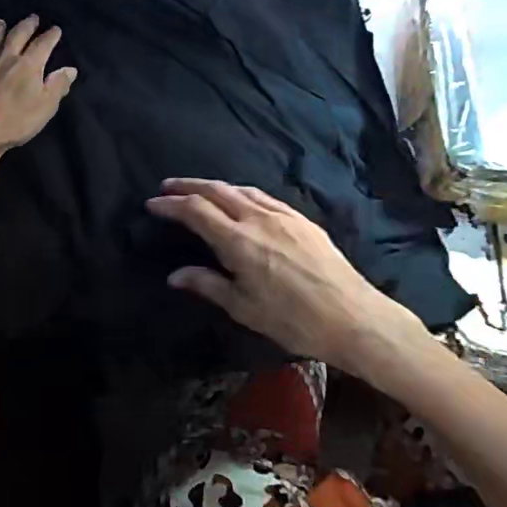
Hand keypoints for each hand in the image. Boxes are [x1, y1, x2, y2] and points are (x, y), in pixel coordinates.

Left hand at [0, 16, 76, 156]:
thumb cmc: (17, 121)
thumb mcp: (46, 106)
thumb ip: (58, 85)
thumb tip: (70, 69)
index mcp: (28, 65)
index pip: (43, 44)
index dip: (50, 35)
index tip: (55, 29)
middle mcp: (6, 59)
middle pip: (17, 36)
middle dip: (26, 25)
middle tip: (32, 18)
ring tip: (0, 22)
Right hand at [145, 178, 433, 380]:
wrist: (354, 318)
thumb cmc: (293, 320)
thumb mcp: (244, 308)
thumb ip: (207, 285)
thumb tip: (175, 275)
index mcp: (238, 242)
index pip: (195, 211)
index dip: (171, 204)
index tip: (152, 204)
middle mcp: (258, 219)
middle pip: (216, 190)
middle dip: (188, 186)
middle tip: (167, 187)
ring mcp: (283, 216)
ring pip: (241, 189)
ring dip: (214, 186)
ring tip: (198, 190)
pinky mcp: (302, 220)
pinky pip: (264, 196)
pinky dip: (241, 193)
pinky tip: (240, 200)